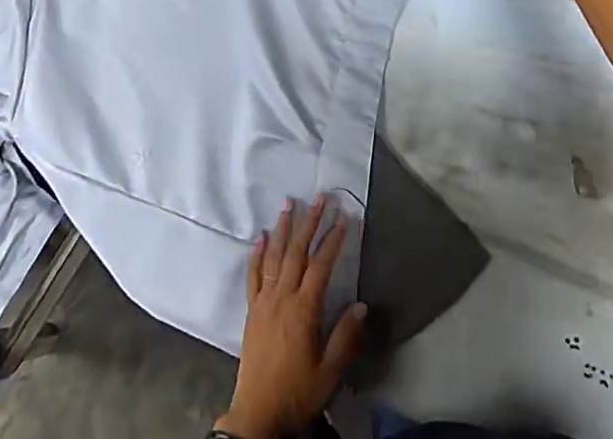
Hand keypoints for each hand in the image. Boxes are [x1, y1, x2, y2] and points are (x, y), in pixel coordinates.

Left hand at [214, 195, 364, 438]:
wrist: (258, 412)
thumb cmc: (298, 392)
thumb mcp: (330, 371)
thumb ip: (345, 336)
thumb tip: (361, 304)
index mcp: (303, 310)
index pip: (320, 266)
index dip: (333, 241)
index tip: (345, 218)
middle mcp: (281, 298)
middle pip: (296, 252)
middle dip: (309, 223)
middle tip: (319, 198)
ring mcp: (263, 301)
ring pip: (273, 256)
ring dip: (282, 228)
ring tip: (288, 204)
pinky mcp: (251, 309)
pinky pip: (253, 275)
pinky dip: (257, 253)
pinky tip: (260, 237)